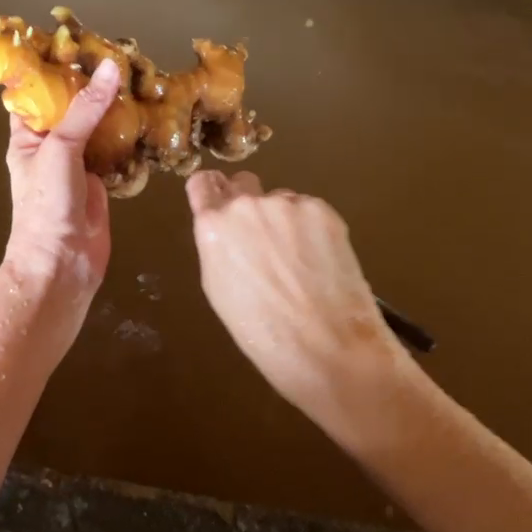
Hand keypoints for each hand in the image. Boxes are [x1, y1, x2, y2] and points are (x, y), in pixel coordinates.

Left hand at [4, 57, 119, 298]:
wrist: (62, 264)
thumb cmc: (47, 203)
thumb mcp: (61, 148)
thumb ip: (86, 108)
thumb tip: (110, 66)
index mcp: (28, 134)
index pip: (35, 91)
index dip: (51, 67)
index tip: (76, 40)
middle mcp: (51, 143)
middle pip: (72, 105)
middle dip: (92, 83)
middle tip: (120, 53)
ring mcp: (78, 161)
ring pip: (97, 124)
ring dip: (114, 105)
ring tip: (139, 75)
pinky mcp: (102, 178)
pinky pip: (116, 147)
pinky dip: (130, 132)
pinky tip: (149, 112)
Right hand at [185, 171, 418, 442]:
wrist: (329, 349)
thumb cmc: (263, 333)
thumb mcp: (219, 289)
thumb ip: (217, 247)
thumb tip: (225, 230)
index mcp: (214, 226)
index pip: (203, 183)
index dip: (212, 194)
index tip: (219, 206)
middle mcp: (247, 205)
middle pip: (243, 185)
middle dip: (248, 205)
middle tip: (264, 240)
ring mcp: (287, 204)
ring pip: (280, 200)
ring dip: (284, 220)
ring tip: (300, 261)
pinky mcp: (322, 210)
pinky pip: (309, 211)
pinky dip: (312, 229)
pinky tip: (321, 261)